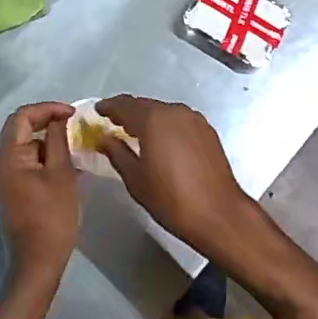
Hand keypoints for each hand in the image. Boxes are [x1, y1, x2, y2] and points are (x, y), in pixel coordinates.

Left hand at [0, 102, 79, 281]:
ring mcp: (2, 177)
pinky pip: (24, 160)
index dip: (47, 109)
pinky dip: (43, 155)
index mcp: (7, 157)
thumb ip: (59, 140)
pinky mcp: (9, 188)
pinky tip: (65, 161)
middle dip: (46, 121)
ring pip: (23, 144)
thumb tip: (60, 119)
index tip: (72, 114)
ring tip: (73, 141)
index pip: (22, 116)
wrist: (38, 262)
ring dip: (46, 139)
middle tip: (72, 124)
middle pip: (19, 128)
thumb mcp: (62, 174)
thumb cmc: (52, 217)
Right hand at [97, 96, 262, 261]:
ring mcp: (193, 119)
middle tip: (113, 122)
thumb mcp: (135, 179)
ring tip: (135, 132)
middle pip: (144, 105)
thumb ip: (117, 153)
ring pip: (163, 111)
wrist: (219, 214)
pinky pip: (178, 120)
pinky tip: (161, 140)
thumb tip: (105, 139)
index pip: (125, 105)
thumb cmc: (171, 199)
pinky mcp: (207, 130)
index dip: (109, 107)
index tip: (98, 111)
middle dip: (127, 112)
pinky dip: (165, 125)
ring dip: (147, 118)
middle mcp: (174, 111)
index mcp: (153, 119)